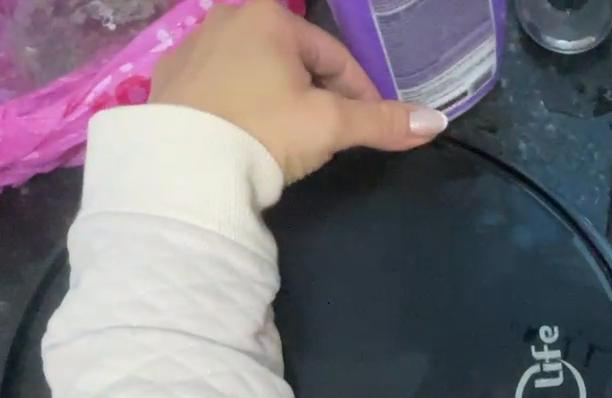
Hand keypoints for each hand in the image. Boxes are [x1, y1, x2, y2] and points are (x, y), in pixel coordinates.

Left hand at [151, 1, 447, 183]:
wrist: (186, 165)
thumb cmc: (266, 132)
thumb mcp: (332, 127)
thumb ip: (382, 122)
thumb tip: (438, 122)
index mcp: (270, 18)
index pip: (337, 58)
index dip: (364, 97)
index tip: (373, 131)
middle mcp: (229, 17)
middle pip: (299, 64)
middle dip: (323, 100)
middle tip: (335, 140)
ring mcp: (195, 46)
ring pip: (262, 74)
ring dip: (287, 104)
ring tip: (296, 144)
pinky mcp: (174, 80)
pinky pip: (227, 89)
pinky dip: (249, 109)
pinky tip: (254, 139)